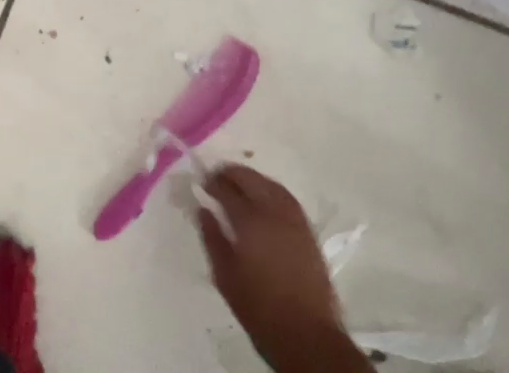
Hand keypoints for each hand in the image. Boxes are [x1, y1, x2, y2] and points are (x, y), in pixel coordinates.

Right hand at [198, 165, 370, 371]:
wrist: (306, 333)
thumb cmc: (258, 308)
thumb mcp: (224, 275)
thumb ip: (212, 238)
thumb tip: (203, 209)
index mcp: (250, 223)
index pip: (227, 190)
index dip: (212, 182)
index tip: (201, 183)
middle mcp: (274, 213)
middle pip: (251, 179)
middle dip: (231, 174)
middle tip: (215, 177)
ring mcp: (295, 220)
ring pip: (271, 184)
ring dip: (252, 178)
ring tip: (237, 183)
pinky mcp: (308, 231)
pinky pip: (286, 198)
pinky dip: (271, 189)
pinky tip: (262, 198)